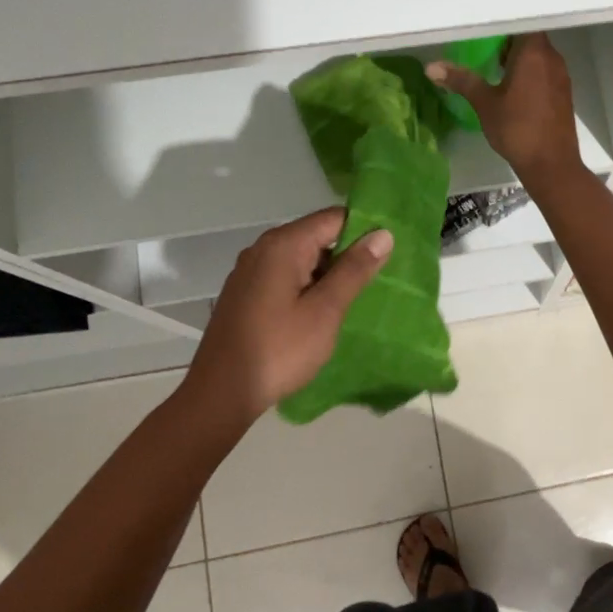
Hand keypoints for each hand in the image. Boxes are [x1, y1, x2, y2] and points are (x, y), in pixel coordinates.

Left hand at [174, 208, 391, 426]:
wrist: (222, 392)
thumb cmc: (279, 350)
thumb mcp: (325, 311)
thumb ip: (354, 270)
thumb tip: (383, 234)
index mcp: (283, 246)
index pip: (333, 218)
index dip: (364, 230)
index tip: (391, 252)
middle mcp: (262, 249)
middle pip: (316, 236)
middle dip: (348, 253)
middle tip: (379, 279)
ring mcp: (250, 272)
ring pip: (301, 259)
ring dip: (329, 273)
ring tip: (356, 298)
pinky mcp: (245, 294)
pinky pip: (285, 277)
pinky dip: (308, 286)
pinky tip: (322, 312)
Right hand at [429, 33, 581, 179]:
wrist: (551, 164)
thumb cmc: (517, 129)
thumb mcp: (485, 103)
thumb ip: (461, 80)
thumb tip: (431, 67)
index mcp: (534, 52)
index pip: (521, 22)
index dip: (503, 23)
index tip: (485, 29)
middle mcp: (552, 58)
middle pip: (530, 37)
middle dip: (509, 41)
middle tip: (485, 47)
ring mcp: (561, 76)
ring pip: (539, 56)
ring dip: (520, 58)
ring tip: (495, 67)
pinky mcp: (564, 93)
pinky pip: (545, 72)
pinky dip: (530, 73)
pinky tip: (513, 88)